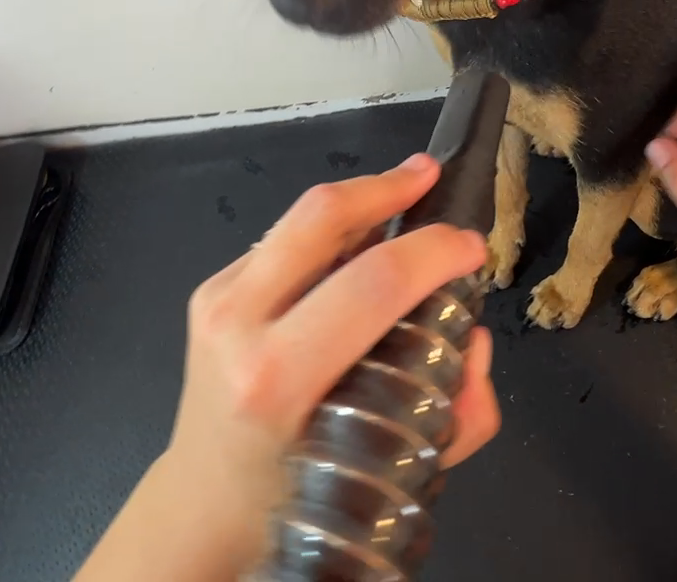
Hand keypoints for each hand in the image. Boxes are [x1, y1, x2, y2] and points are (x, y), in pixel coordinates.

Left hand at [149, 155, 498, 571]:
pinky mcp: (211, 286)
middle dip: (389, 187)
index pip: (371, 284)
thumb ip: (458, 414)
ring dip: (362, 194)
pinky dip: (333, 226)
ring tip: (407, 186)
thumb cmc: (298, 496)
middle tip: (432, 175)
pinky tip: (363, 233)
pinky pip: (285, 236)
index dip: (432, 253)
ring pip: (300, 214)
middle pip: (321, 217)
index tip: (471, 247)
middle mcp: (238, 323)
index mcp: (278, 377)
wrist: (202, 502)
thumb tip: (474, 338)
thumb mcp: (392, 471)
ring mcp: (217, 297)